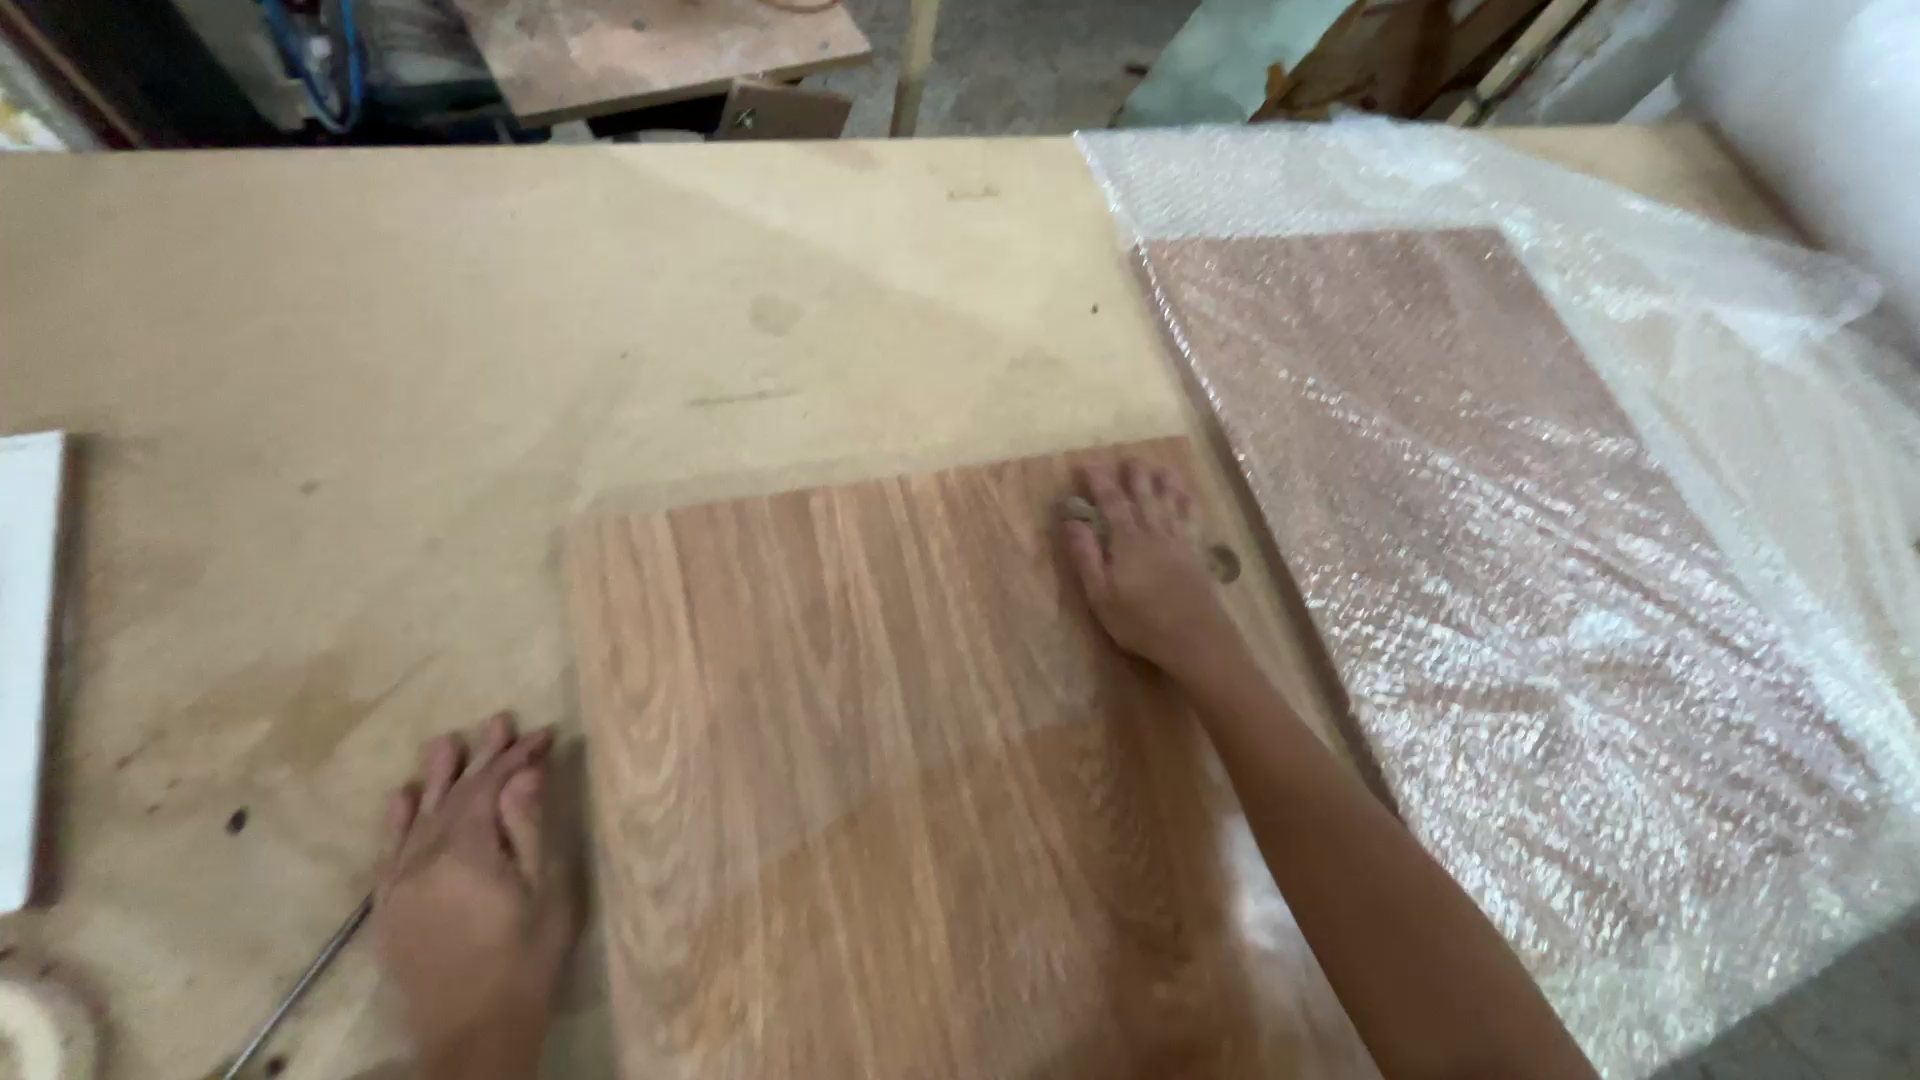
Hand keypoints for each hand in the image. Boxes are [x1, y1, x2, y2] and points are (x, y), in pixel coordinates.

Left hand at [374, 713, 580, 1079]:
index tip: (544, 733)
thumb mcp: (545, 890)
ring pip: (418, 817)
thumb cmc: (526, 957)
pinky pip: (388, 851)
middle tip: (500, 721)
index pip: (490, 788)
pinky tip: (402, 795)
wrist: (473, 1033)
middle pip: (453, 795)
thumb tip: (525, 773)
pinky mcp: (388, 908)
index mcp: (466, 853)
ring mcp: (399, 884)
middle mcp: (422, 860)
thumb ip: (531, 828)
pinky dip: (396, 819)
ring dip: (436, 777)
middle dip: (481, 757)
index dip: (516, 757)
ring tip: (448, 741)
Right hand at [1060, 459, 1243, 682]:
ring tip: (1162, 467)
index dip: (1099, 481)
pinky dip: (1189, 504)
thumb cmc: (1140, 621)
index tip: (1087, 464)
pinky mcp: (1197, 555)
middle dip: (1135, 475)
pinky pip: (1193, 520)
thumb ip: (1086, 555)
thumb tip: (1071, 521)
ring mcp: (1179, 542)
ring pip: (1171, 503)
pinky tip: (1189, 498)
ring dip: (1165, 482)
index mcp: (1127, 541)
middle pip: (1144, 496)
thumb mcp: (1100, 594)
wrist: (1195, 637)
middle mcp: (1154, 533)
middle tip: (1128, 458)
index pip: (1110, 502)